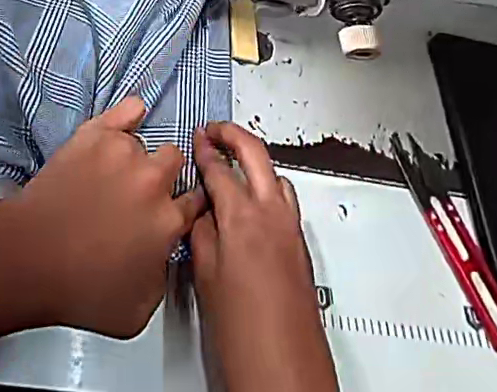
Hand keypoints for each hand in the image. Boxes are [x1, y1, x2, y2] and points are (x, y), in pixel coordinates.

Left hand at [0, 97, 204, 338]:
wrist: (32, 255)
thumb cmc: (81, 288)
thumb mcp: (139, 308)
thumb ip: (163, 274)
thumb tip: (163, 253)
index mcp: (169, 221)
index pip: (194, 202)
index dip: (185, 204)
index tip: (176, 206)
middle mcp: (152, 181)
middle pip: (173, 162)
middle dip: (162, 174)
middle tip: (139, 189)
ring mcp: (123, 153)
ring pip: (141, 143)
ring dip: (132, 156)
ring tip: (110, 172)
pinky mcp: (94, 135)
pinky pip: (125, 110)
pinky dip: (129, 113)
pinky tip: (132, 115)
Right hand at [190, 121, 336, 391]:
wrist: (285, 373)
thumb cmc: (244, 334)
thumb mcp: (204, 272)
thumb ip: (201, 229)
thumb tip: (200, 208)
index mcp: (243, 218)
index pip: (219, 165)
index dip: (204, 146)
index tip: (196, 138)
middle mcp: (272, 216)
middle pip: (255, 153)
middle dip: (232, 134)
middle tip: (214, 130)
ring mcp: (291, 230)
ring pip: (275, 174)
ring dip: (253, 160)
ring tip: (231, 160)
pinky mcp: (300, 247)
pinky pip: (283, 199)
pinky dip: (266, 186)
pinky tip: (249, 199)